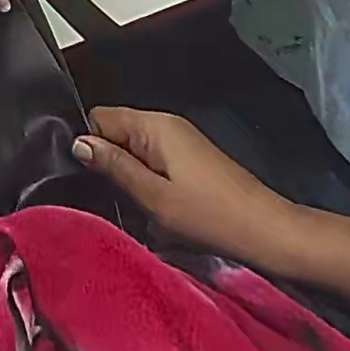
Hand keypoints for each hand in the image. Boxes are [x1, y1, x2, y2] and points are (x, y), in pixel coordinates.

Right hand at [72, 106, 305, 271]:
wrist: (272, 234)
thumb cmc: (211, 216)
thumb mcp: (155, 197)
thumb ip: (114, 166)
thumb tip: (78, 143)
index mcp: (153, 125)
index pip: (99, 116)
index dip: (88, 142)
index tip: (85, 175)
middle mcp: (164, 122)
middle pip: (115, 128)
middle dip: (106, 157)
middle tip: (106, 192)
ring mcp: (179, 138)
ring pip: (131, 144)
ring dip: (125, 170)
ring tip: (127, 200)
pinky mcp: (188, 155)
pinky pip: (149, 154)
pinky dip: (143, 174)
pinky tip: (148, 200)